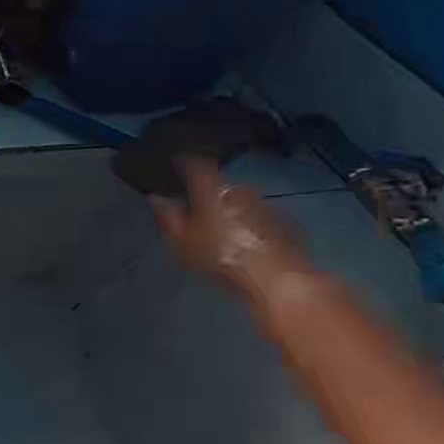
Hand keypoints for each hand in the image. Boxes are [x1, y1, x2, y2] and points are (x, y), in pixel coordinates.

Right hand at [150, 156, 311, 293]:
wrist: (277, 280)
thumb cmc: (223, 258)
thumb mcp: (183, 242)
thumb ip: (169, 217)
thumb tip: (156, 198)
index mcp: (211, 192)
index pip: (197, 165)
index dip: (186, 162)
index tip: (179, 163)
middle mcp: (240, 191)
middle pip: (221, 187)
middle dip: (211, 196)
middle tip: (201, 216)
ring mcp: (266, 205)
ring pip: (243, 202)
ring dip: (234, 211)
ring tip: (227, 233)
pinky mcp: (286, 222)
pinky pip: (262, 218)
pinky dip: (254, 225)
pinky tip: (250, 244)